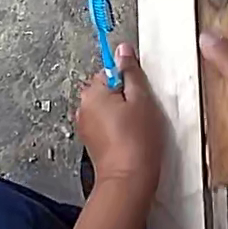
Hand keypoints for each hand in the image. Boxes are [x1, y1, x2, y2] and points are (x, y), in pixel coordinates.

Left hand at [76, 43, 166, 193]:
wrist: (129, 178)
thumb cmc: (138, 139)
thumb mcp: (142, 98)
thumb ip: (131, 71)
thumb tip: (123, 50)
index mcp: (93, 93)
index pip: (111, 70)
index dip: (130, 79)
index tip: (142, 90)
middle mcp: (83, 108)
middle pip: (109, 88)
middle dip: (127, 94)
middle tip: (144, 108)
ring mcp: (86, 126)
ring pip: (109, 106)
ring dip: (124, 110)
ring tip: (140, 124)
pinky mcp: (93, 140)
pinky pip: (107, 122)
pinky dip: (120, 125)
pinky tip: (133, 135)